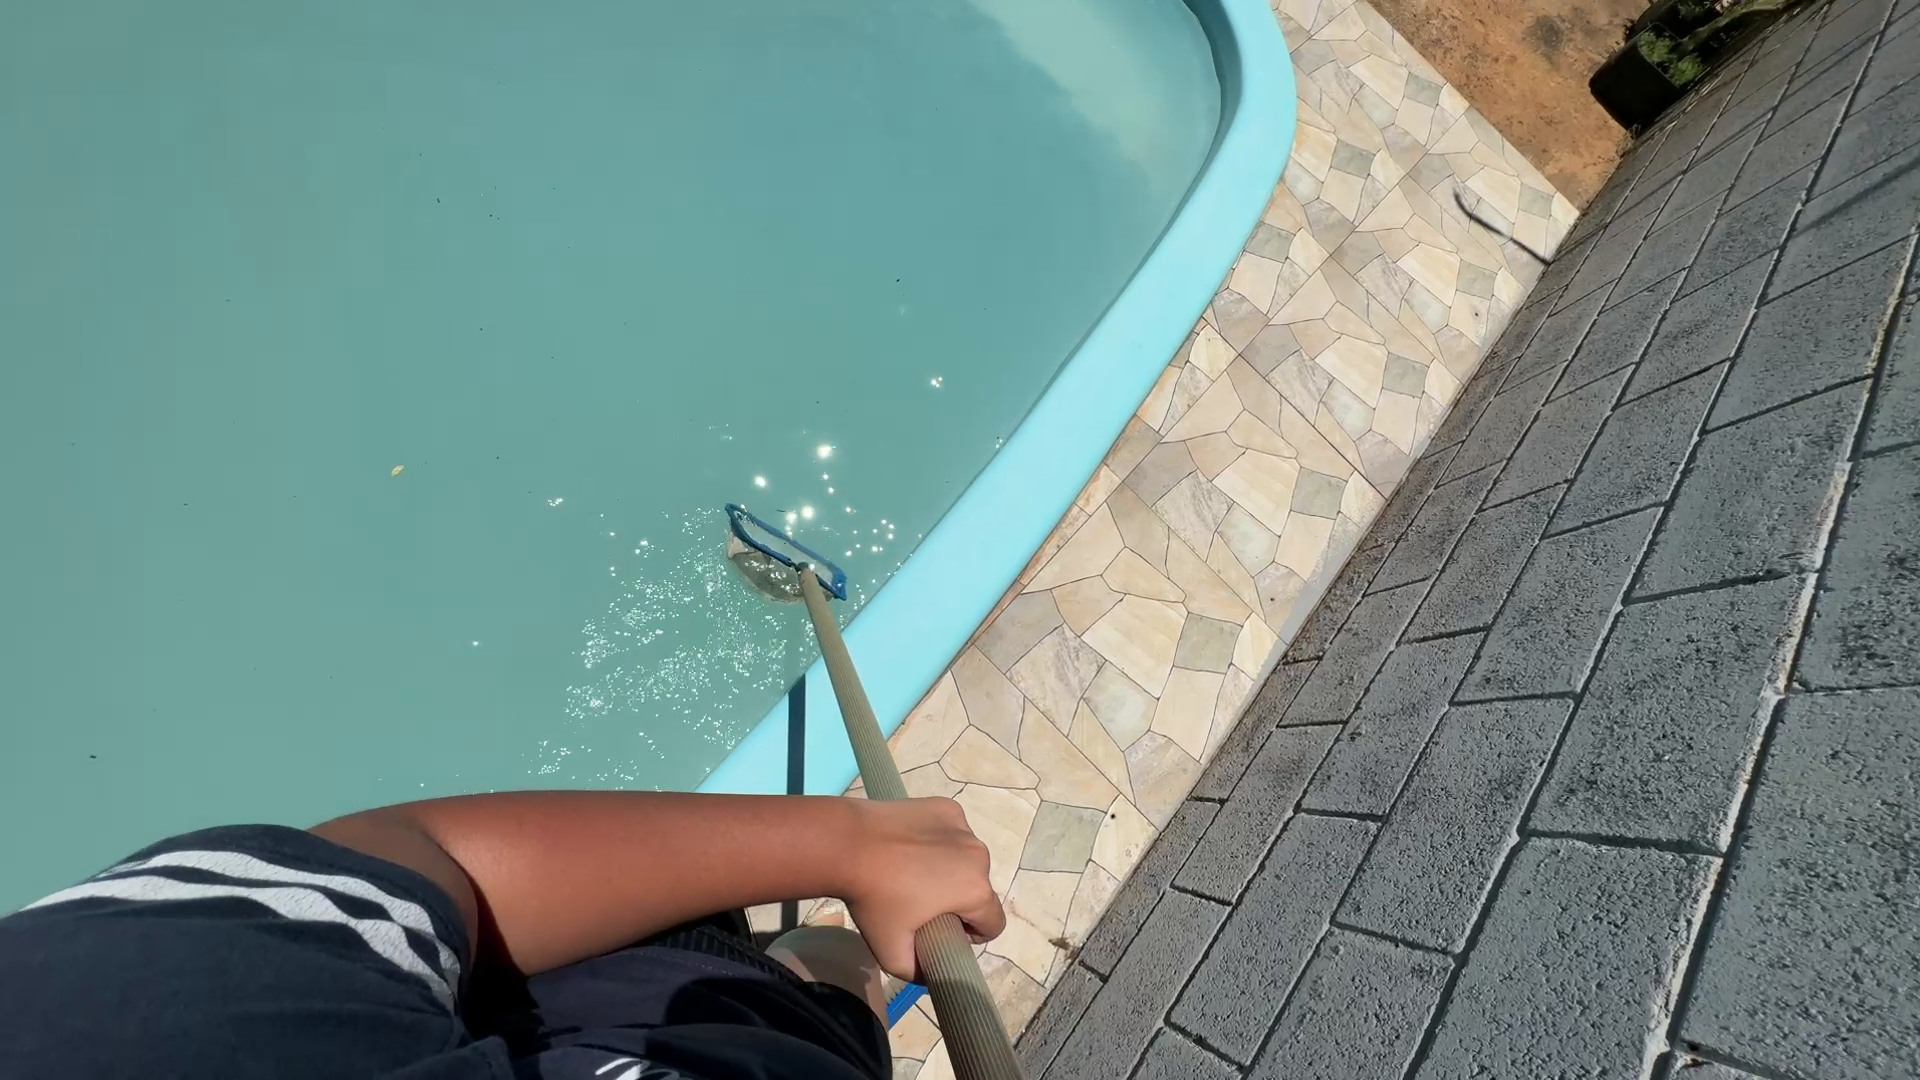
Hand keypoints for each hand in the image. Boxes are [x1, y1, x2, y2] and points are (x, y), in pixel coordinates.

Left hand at [836, 797, 1005, 981]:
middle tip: (921, 902)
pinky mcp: (946, 805)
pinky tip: (912, 844)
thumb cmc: (874, 900)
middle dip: (959, 899)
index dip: (972, 934)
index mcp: (975, 890)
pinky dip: (940, 840)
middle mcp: (978, 854)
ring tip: (913, 871)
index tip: (943, 930)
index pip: (994, 923)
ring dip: (951, 868)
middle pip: (980, 888)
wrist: (848, 843)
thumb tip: (934, 973)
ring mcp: (962, 825)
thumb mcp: (893, 955)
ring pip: (967, 858)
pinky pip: (952, 832)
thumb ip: (921, 974)